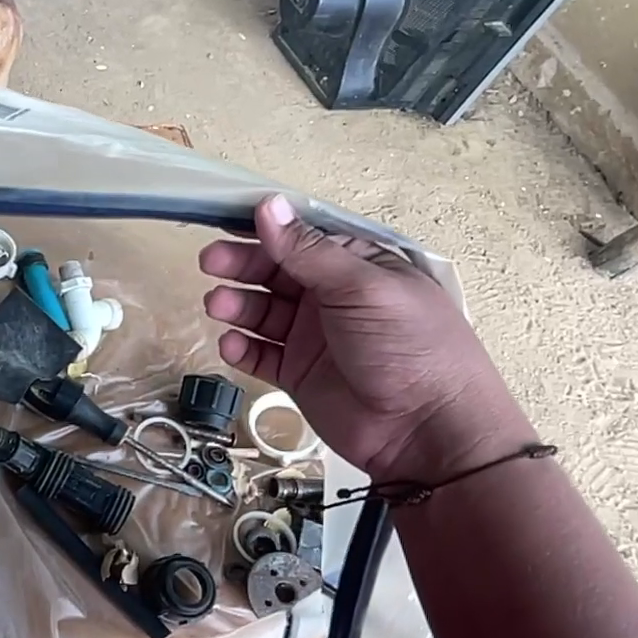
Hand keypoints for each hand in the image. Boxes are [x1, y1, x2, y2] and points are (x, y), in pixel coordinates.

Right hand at [200, 196, 535, 483]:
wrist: (426, 431)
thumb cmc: (409, 347)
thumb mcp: (361, 288)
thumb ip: (308, 251)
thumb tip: (268, 206)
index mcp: (358, 267)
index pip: (303, 238)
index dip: (266, 230)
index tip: (226, 223)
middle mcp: (332, 298)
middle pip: (275, 272)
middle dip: (241, 265)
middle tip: (210, 263)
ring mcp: (313, 337)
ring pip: (261, 312)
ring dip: (236, 305)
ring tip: (217, 306)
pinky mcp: (297, 374)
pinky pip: (259, 354)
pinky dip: (241, 348)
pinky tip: (231, 345)